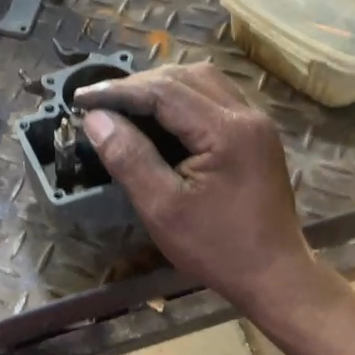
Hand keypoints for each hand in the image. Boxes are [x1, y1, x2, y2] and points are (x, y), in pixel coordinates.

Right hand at [72, 62, 316, 309]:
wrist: (276, 277)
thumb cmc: (217, 248)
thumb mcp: (162, 208)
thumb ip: (129, 157)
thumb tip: (95, 119)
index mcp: (226, 131)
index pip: (162, 91)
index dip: (116, 91)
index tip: (79, 98)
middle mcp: (246, 115)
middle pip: (182, 77)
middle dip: (136, 85)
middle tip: (100, 104)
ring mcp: (255, 123)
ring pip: (200, 81)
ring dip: (160, 87)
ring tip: (125, 107)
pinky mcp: (255, 135)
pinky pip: (213, 97)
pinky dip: (181, 98)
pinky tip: (160, 118)